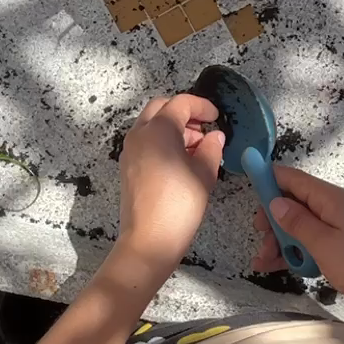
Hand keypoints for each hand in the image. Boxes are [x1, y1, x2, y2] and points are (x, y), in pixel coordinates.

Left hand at [114, 93, 225, 276]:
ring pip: (151, 124)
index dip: (201, 106)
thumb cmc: (180, 204)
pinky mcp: (127, 166)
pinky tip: (181, 160)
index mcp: (158, 130)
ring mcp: (130, 150)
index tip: (216, 116)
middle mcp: (139, 134)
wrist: (150, 240)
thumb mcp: (204, 173)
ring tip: (197, 147)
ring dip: (173, 127)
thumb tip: (215, 137)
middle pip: (161, 108)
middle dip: (184, 112)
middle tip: (205, 127)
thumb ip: (212, 148)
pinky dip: (162, 141)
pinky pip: (145, 141)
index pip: (181, 103)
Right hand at [252, 166, 343, 316]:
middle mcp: (332, 208)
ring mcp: (335, 229)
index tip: (247, 187)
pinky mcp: (337, 249)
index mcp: (331, 199)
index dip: (269, 180)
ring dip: (278, 241)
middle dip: (272, 219)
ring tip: (261, 262)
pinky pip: (307, 244)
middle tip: (259, 237)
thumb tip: (275, 202)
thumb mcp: (324, 243)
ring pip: (297, 226)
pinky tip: (275, 267)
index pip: (293, 179)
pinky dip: (292, 253)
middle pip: (293, 203)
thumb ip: (297, 222)